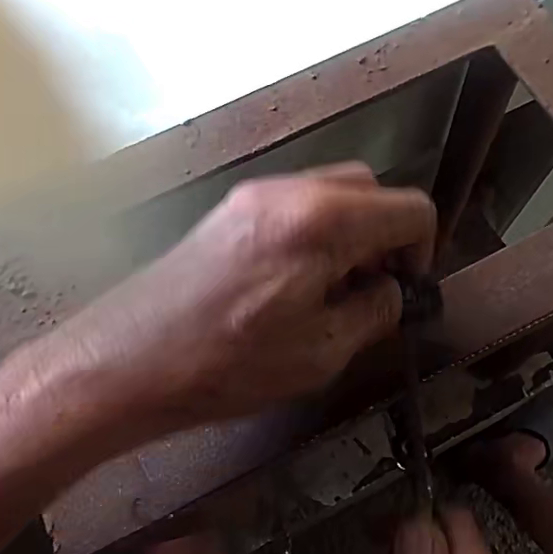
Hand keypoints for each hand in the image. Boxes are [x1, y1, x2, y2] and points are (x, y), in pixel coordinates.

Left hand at [45, 162, 434, 430]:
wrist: (128, 360)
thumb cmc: (226, 365)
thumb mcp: (321, 352)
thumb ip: (374, 312)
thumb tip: (392, 292)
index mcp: (322, 220)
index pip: (409, 209)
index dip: (424, 250)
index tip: (408, 290)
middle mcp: (288, 191)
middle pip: (370, 188)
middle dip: (386, 236)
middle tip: (374, 289)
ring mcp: (251, 196)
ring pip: (330, 194)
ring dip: (350, 234)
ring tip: (335, 292)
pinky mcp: (227, 213)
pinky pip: (292, 207)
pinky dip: (314, 234)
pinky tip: (297, 284)